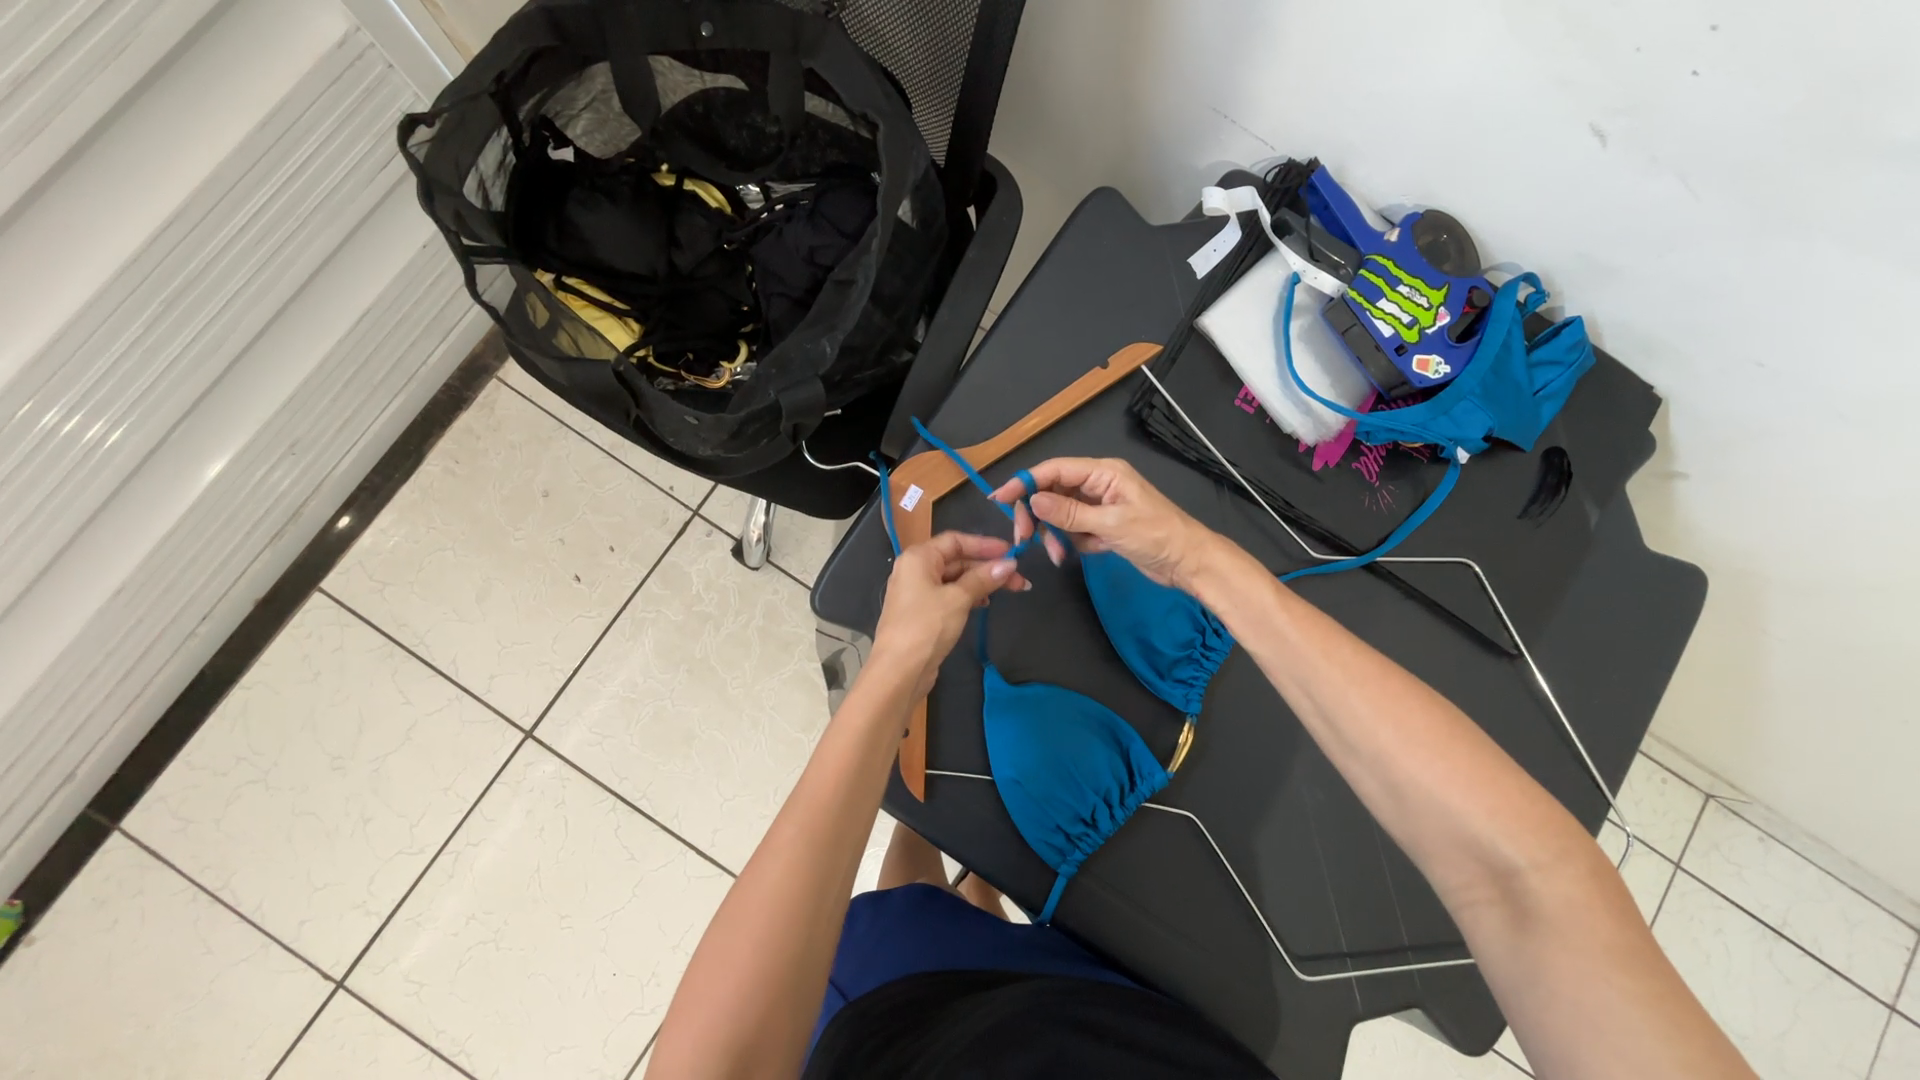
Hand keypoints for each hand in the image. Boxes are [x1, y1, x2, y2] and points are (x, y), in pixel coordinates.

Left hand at [870, 532, 1030, 697]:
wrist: (899, 671)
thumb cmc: (927, 627)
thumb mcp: (958, 599)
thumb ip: (983, 578)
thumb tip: (1009, 564)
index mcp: (918, 558)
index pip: (955, 540)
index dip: (984, 544)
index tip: (1011, 553)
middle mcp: (915, 570)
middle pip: (956, 560)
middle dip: (987, 567)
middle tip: (1018, 579)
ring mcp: (917, 593)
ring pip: (954, 579)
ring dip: (981, 582)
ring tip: (1010, 591)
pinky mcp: (922, 613)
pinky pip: (949, 595)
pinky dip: (968, 596)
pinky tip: (985, 604)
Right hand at [990, 457, 1218, 589]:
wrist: (1188, 562)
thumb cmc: (1156, 536)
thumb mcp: (1110, 524)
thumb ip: (1069, 512)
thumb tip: (1033, 500)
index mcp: (1103, 472)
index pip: (1054, 470)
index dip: (1024, 482)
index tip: (998, 500)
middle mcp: (1098, 484)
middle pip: (1052, 491)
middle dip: (1036, 514)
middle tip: (1023, 539)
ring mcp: (1100, 505)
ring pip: (1059, 513)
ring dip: (1053, 533)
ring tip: (1057, 555)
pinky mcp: (1102, 525)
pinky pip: (1073, 528)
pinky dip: (1070, 541)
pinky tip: (1081, 553)